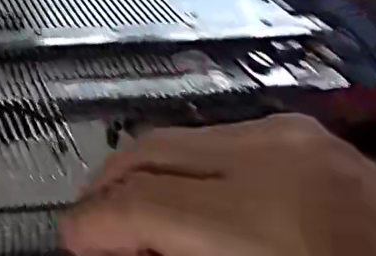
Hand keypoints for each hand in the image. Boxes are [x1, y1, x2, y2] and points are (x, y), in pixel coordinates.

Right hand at [61, 114, 375, 255]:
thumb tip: (133, 244)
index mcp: (266, 220)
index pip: (146, 202)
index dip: (95, 225)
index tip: (70, 243)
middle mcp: (271, 153)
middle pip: (151, 150)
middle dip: (107, 188)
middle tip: (87, 229)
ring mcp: (290, 133)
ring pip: (180, 135)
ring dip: (143, 172)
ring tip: (128, 215)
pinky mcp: (305, 131)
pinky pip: (219, 138)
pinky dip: (186, 165)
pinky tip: (184, 200)